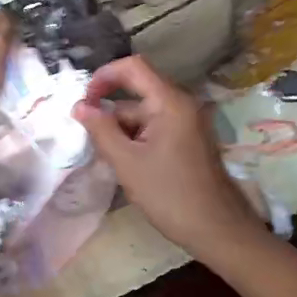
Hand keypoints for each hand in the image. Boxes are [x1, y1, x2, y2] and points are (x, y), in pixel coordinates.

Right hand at [72, 56, 262, 255]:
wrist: (217, 229)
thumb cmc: (169, 194)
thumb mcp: (127, 162)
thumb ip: (101, 130)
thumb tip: (79, 106)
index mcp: (170, 102)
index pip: (133, 67)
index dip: (104, 76)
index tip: (84, 102)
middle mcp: (182, 104)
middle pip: (138, 92)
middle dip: (111, 112)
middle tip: (92, 140)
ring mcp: (188, 122)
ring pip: (145, 113)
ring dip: (122, 129)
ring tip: (110, 159)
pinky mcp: (189, 139)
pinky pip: (157, 127)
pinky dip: (137, 139)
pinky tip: (128, 164)